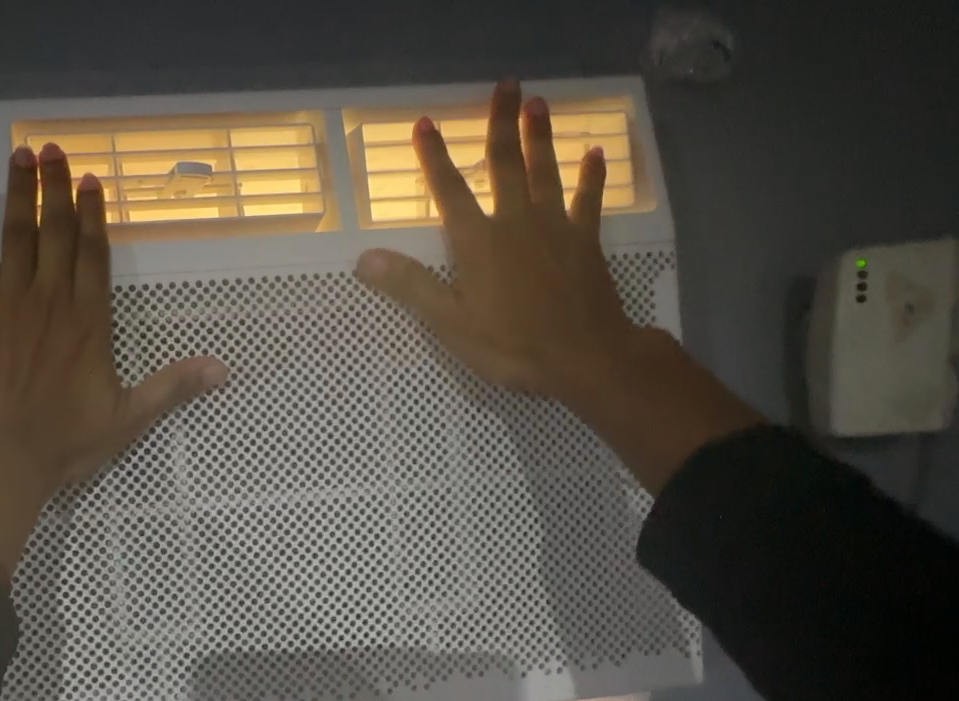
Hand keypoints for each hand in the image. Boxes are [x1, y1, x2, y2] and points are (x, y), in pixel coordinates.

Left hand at [0, 143, 228, 577]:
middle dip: (56, 188)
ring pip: (18, 235)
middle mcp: (51, 300)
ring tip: (23, 152)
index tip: (91, 179)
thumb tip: (224, 369)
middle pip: (55, 233)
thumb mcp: (128, 419)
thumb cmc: (66, 442)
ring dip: (22, 192)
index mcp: (89, 322)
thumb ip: (172, 387)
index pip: (93, 254)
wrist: (2, 458)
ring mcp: (10, 303)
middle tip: (54, 148)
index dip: (91, 214)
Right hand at [353, 80, 646, 400]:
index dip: (434, 158)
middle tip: (506, 86)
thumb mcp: (449, 321)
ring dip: (541, 137)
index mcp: (477, 242)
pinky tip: (594, 152)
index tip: (425, 123)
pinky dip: (591, 175)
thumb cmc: (508, 345)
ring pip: (546, 171)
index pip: (449, 192)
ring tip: (538, 103)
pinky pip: (589, 199)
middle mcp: (515, 222)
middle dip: (501, 125)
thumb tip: (364, 258)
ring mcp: (554, 227)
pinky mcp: (585, 240)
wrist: (582, 355)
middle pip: (506, 164)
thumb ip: (410, 285)